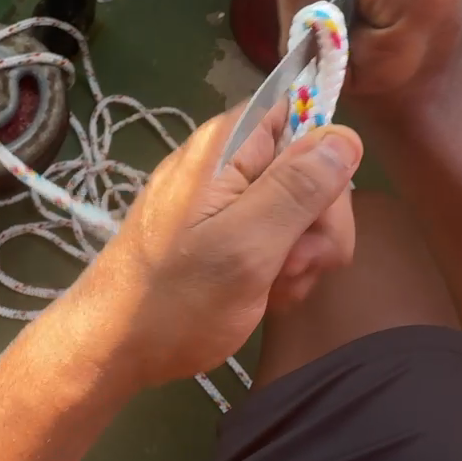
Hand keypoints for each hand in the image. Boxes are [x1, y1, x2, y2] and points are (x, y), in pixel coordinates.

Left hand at [66, 109, 361, 387]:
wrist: (118, 347)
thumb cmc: (176, 298)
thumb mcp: (246, 244)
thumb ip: (295, 189)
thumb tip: (343, 134)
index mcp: (223, 147)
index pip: (294, 113)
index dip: (321, 156)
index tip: (318, 205)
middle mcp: (225, 163)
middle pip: (308, 168)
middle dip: (315, 222)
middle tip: (290, 263)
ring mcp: (224, 200)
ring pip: (301, 210)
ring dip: (302, 255)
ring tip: (271, 286)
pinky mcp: (226, 234)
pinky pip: (279, 238)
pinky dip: (283, 270)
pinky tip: (266, 295)